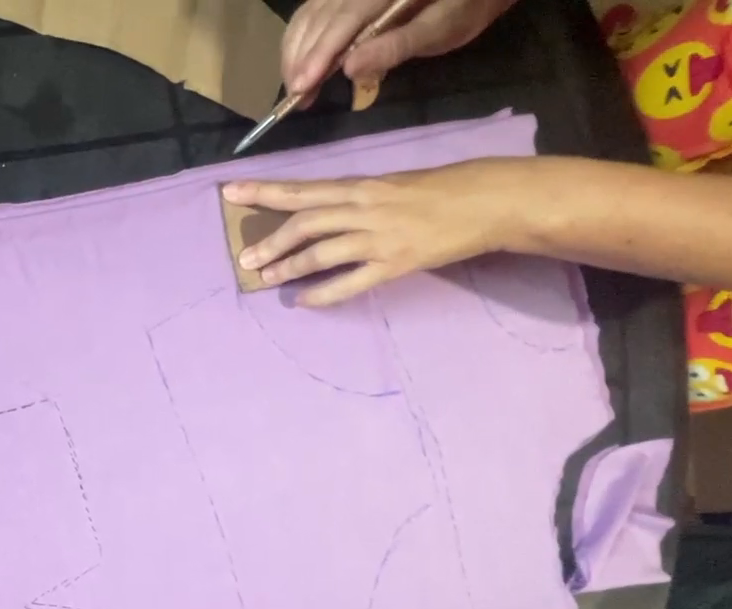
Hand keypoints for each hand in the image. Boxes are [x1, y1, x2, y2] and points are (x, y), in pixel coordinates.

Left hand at [221, 159, 530, 304]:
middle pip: (305, 224)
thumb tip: (323, 213)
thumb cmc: (450, 186)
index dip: (264, 191)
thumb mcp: (397, 183)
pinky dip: (322, 294)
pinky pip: (348, 283)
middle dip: (270, 242)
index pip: (303, 189)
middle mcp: (366, 208)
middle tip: (244, 259)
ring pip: (320, 253)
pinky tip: (303, 301)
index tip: (230, 192)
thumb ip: (358, 198)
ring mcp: (380, 237)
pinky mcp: (395, 263)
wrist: (500, 199)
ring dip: (289, 268)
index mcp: (364, 186)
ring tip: (266, 279)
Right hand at [283, 0, 520, 99]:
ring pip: (309, 14)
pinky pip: (310, 12)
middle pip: (322, 13)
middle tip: (296, 95)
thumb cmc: (467, 6)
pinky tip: (296, 65)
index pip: (348, 15)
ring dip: (295, 53)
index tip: (303, 85)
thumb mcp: (445, 27)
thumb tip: (351, 68)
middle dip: (303, 57)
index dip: (323, 51)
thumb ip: (399, 45)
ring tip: (295, 86)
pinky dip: (298, 41)